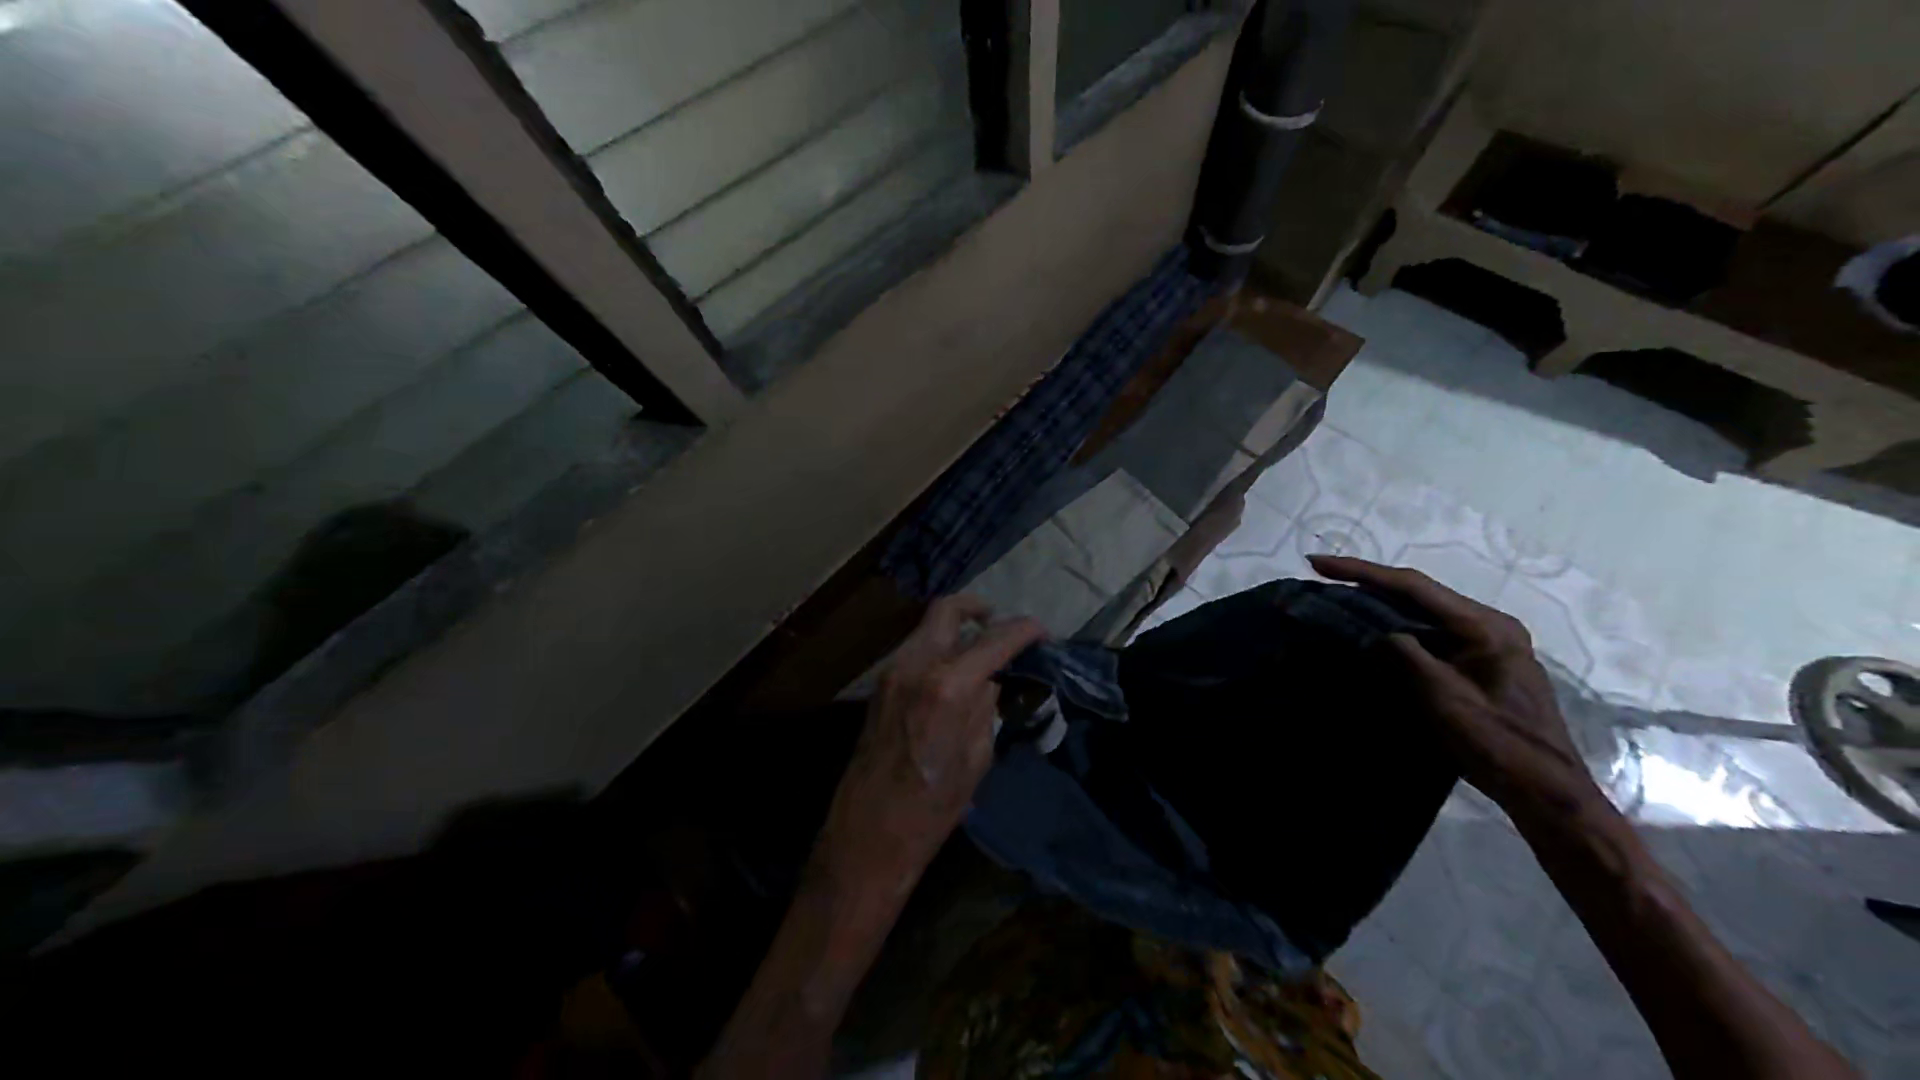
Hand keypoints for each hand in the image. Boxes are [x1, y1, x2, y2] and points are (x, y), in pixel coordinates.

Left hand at [814, 596, 1046, 882]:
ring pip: (928, 628)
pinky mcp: (879, 685)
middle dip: (979, 609)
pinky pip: (914, 650)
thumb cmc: (932, 807)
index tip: (1040, 632)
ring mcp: (891, 672)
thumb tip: (991, 679)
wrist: (868, 832)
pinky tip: (955, 673)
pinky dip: (938, 649)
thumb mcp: (976, 758)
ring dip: (957, 630)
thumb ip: (985, 708)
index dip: (1022, 630)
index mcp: (947, 687)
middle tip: (1001, 626)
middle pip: (948, 610)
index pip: (994, 640)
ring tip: (981, 653)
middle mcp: (915, 665)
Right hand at [1309, 555, 1602, 818]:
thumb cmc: (1497, 741)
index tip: (1318, 563)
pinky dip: (1397, 631)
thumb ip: (1405, 655)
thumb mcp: (1443, 696)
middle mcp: (1489, 626)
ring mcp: (1487, 645)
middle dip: (1369, 584)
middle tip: (1323, 577)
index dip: (1361, 572)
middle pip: (1418, 594)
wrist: (1545, 791)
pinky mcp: (1480, 664)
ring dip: (1381, 607)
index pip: (1413, 587)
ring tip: (1339, 601)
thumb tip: (1375, 633)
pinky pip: (1431, 636)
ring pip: (1423, 615)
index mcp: (1485, 626)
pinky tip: (1372, 633)